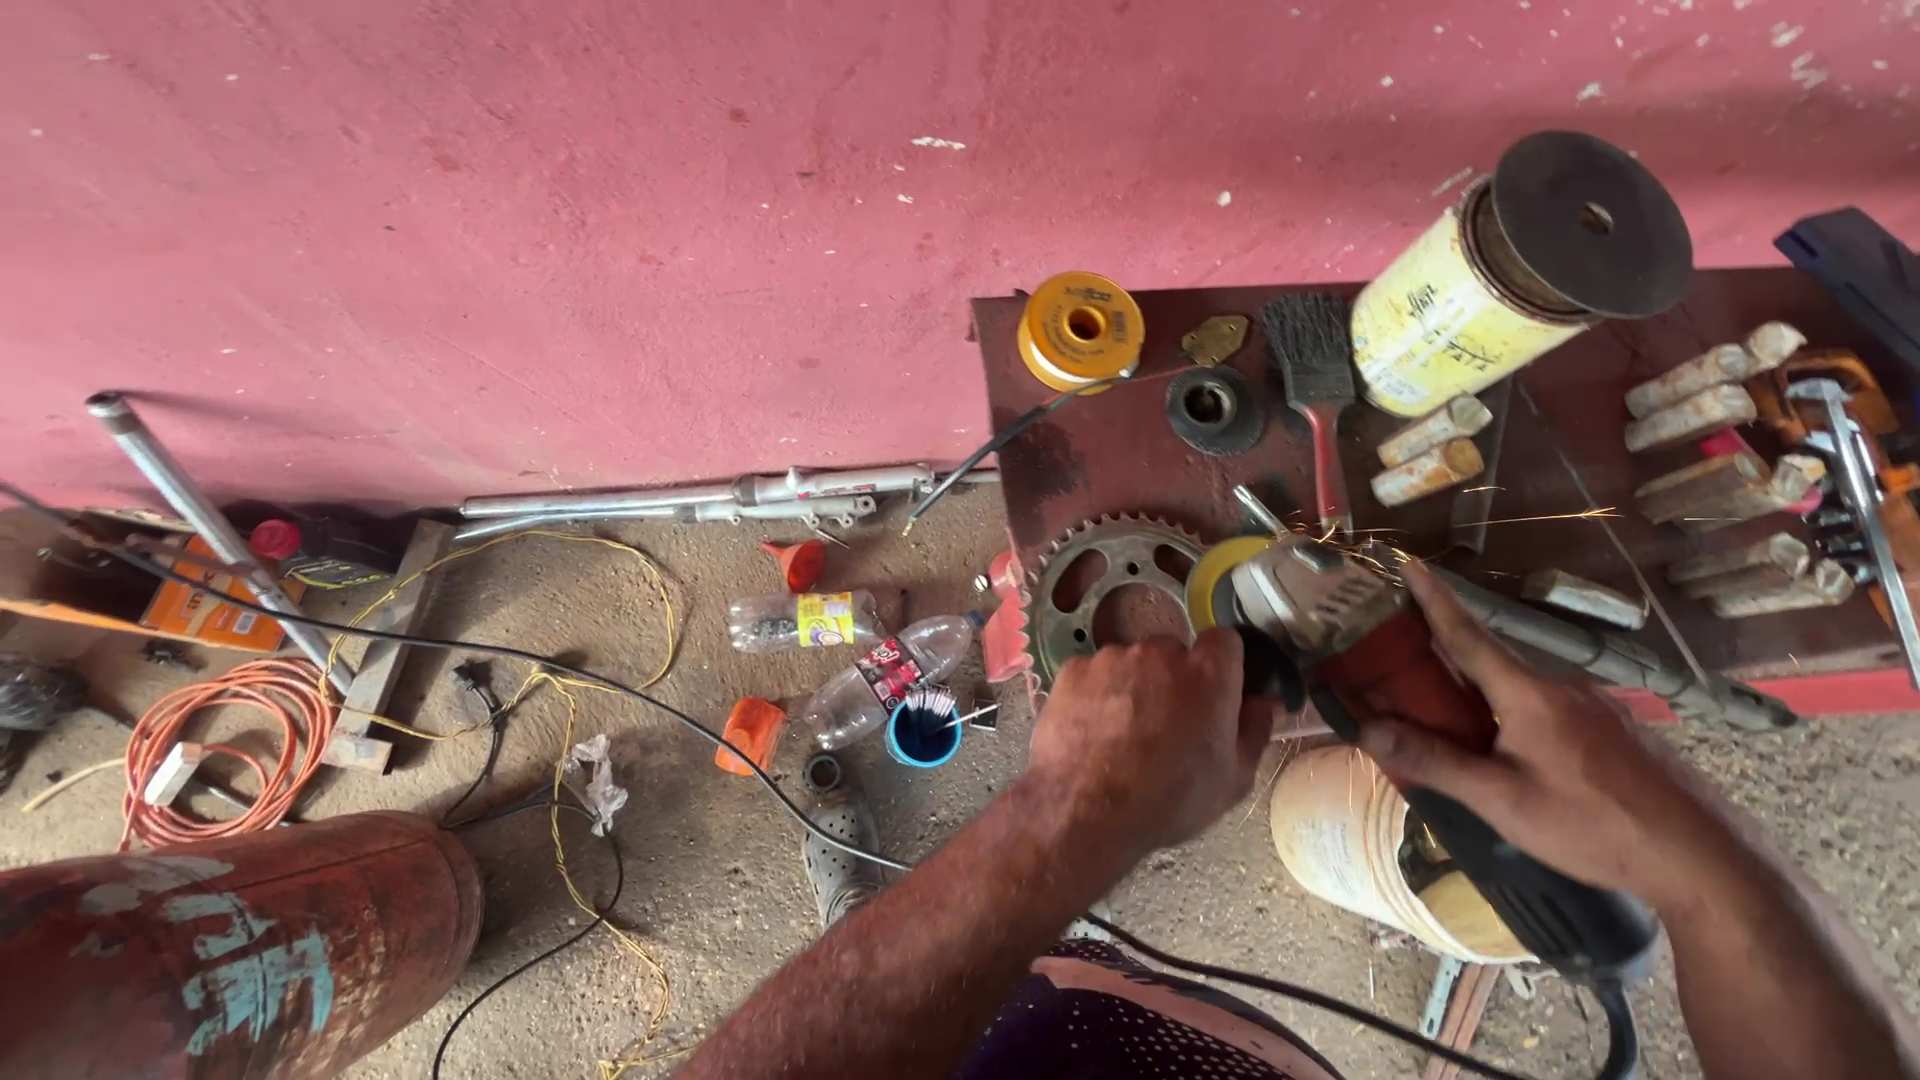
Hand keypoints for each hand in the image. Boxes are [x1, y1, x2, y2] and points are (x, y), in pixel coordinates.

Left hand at [1026, 629, 1270, 853]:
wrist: (1083, 809)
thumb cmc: (1167, 800)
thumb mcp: (1231, 780)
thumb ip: (1253, 730)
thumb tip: (1265, 702)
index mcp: (1207, 674)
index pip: (1224, 641)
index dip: (1221, 664)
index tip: (1214, 691)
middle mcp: (1159, 653)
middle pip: (1173, 653)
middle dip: (1172, 679)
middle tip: (1165, 723)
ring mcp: (1111, 657)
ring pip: (1130, 662)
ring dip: (1132, 686)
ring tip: (1122, 733)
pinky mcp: (1073, 669)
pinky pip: (1093, 674)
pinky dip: (1095, 694)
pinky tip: (1091, 730)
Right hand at [1354, 562, 1730, 907]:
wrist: (1710, 863)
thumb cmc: (1597, 827)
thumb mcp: (1503, 801)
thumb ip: (1434, 762)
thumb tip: (1366, 730)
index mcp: (1529, 694)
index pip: (1467, 634)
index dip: (1433, 599)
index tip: (1409, 563)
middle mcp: (1560, 688)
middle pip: (1485, 662)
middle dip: (1440, 657)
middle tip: (1395, 663)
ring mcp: (1593, 707)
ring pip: (1515, 690)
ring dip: (1473, 694)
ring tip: (1441, 719)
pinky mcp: (1613, 731)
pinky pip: (1542, 708)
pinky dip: (1506, 714)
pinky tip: (1503, 750)